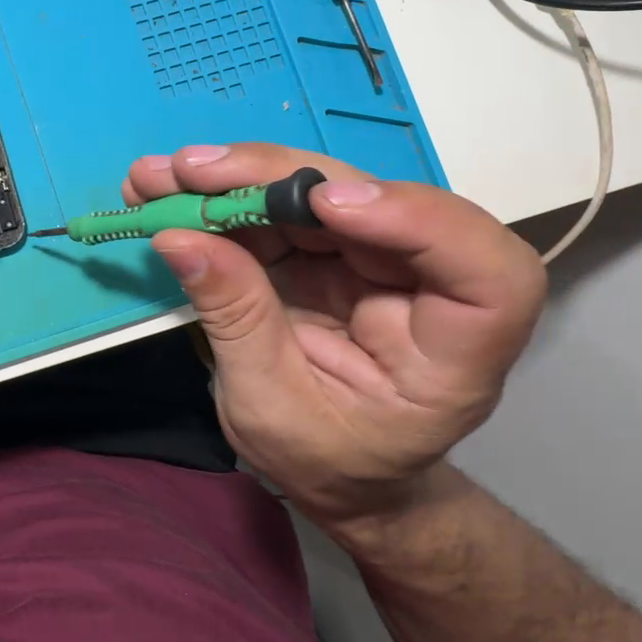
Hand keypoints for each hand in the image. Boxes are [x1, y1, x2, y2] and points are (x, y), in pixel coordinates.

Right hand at [126, 143, 545, 527]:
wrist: (334, 468)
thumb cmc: (325, 460)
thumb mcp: (268, 408)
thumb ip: (235, 321)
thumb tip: (179, 238)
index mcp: (453, 357)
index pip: (486, 274)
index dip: (418, 221)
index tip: (324, 204)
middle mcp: (426, 289)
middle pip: (378, 205)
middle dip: (276, 178)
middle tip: (190, 172)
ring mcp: (376, 261)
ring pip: (317, 191)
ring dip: (232, 179)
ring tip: (155, 179)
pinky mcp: (330, 250)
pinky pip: (280, 208)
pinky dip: (220, 198)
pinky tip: (167, 190)